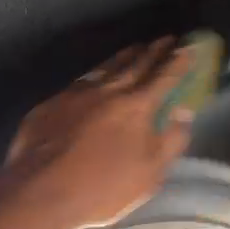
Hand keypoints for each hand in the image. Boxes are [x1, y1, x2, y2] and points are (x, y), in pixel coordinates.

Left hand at [0, 36, 197, 228]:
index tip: (189, 46)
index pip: (164, 77)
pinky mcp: (50, 104)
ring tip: (135, 48)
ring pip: (104, 68)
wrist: (41, 190)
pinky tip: (95, 78)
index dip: (178, 60)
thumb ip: (171, 140)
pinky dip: (94, 75)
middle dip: (153, 51)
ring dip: (123, 57)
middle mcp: (107, 91)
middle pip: (134, 64)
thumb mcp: (150, 173)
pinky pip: (79, 83)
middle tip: (164, 38)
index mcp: (136, 107)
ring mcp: (75, 94)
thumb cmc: (103, 188)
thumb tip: (183, 111)